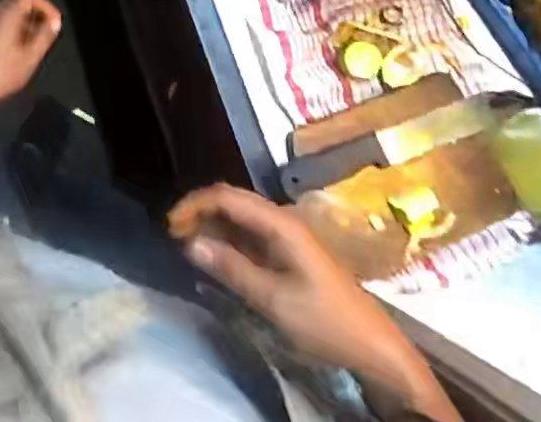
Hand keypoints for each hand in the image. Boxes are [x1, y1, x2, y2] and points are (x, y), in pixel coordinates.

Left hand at [0, 0, 61, 118]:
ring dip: (25, 25)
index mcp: (7, 15)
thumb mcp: (30, 57)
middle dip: (36, 16)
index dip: (46, 7)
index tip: (55, 23)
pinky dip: (12, 32)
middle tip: (47, 33)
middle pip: (18, 4)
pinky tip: (17, 54)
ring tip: (34, 46)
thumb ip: (45, 36)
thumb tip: (54, 23)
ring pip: (8, 16)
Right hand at [168, 185, 460, 421]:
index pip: (228, 196)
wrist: (370, 343)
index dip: (195, 204)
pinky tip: (213, 254)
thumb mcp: (273, 299)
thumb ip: (231, 268)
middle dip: (200, 210)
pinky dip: (226, 239)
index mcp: (279, 222)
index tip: (170, 226)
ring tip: (186, 244)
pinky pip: (249, 234)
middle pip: (232, 200)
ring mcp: (284, 234)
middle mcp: (280, 219)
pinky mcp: (286, 251)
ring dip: (211, 225)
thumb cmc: (324, 319)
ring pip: (239, 216)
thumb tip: (190, 242)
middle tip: (173, 234)